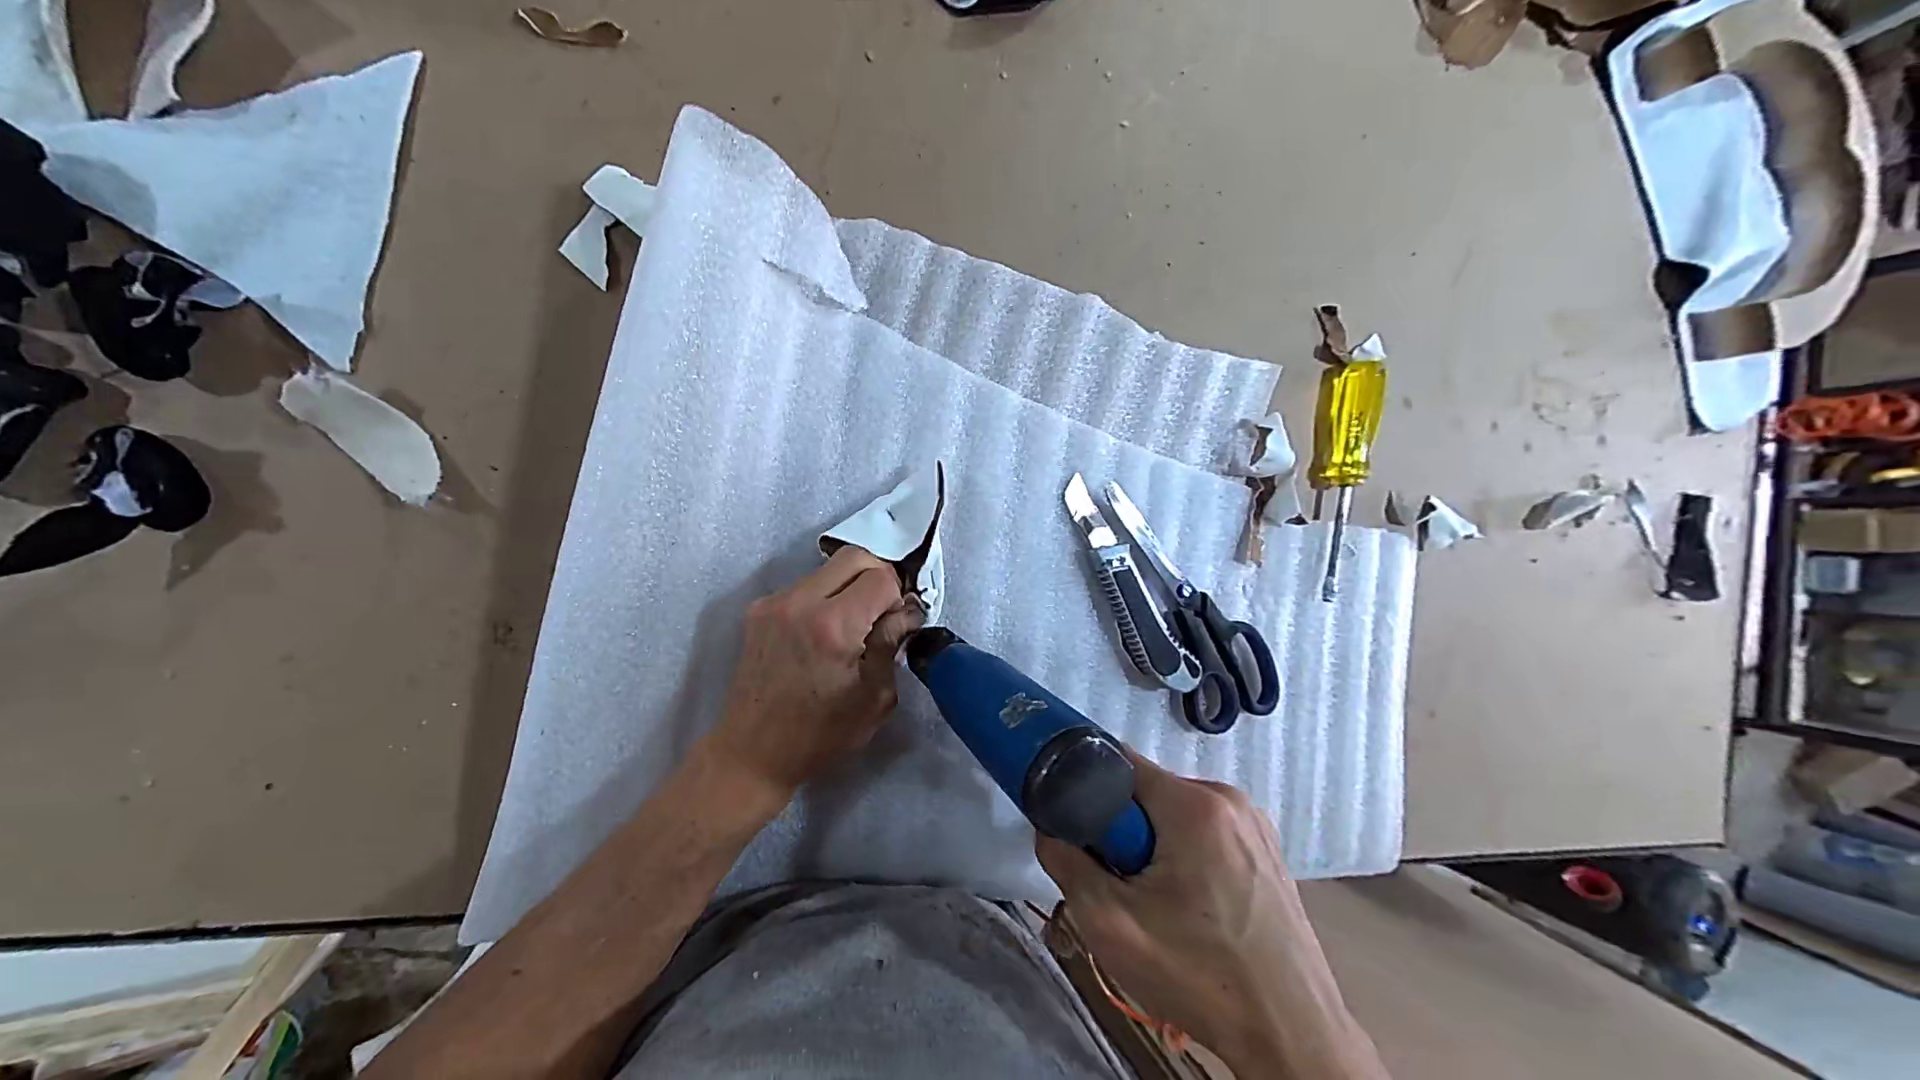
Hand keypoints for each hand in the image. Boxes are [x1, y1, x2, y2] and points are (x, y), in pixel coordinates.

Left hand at [708, 546, 923, 799]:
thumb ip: (891, 643)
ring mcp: (774, 602)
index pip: (881, 577)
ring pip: (828, 568)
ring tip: (852, 626)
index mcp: (832, 626)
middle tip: (882, 612)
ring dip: (850, 586)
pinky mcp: (759, 610)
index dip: (897, 597)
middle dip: (878, 577)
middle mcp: (800, 602)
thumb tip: (905, 611)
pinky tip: (824, 633)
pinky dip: (825, 598)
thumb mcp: (874, 697)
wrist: (753, 752)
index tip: (896, 623)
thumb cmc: (820, 734)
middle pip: (854, 556)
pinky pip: (805, 586)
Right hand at [1035, 754, 1386, 1079]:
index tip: (1079, 834)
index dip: (1086, 791)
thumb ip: (1066, 863)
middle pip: (1146, 792)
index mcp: (1196, 804)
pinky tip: (1189, 908)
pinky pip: (1204, 832)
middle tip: (1119, 886)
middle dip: (1121, 830)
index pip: (1118, 763)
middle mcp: (1229, 799)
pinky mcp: (1266, 849)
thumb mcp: (1110, 924)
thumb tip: (1048, 829)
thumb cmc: (1201, 978)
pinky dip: (1184, 857)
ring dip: (1152, 847)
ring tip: (1155, 904)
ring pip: (1173, 814)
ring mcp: (1254, 823)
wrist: (1292, 1038)